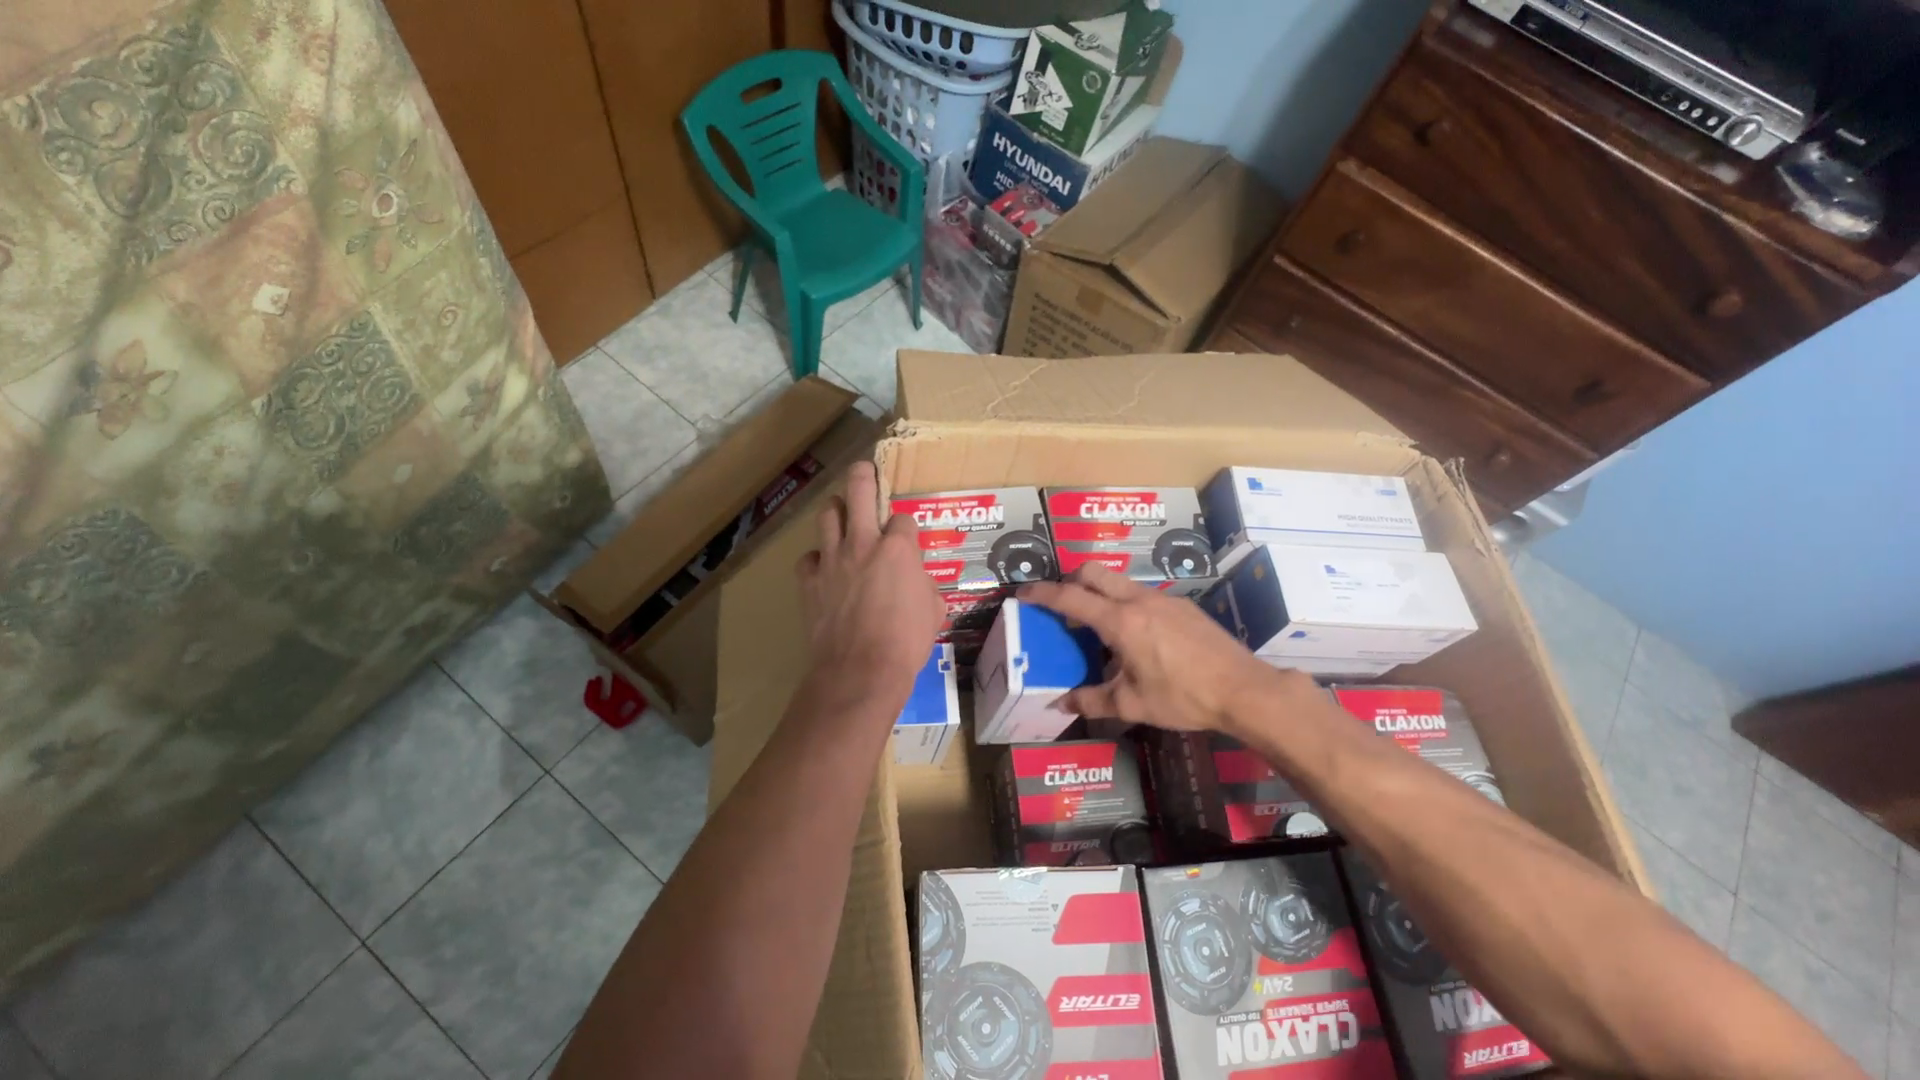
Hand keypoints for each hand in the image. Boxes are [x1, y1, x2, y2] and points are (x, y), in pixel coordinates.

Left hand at [796, 461, 944, 695]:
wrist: (861, 670)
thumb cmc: (906, 642)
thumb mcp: (934, 611)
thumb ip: (924, 586)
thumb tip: (916, 583)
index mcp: (898, 548)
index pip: (903, 519)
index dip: (906, 528)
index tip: (908, 540)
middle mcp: (862, 543)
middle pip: (859, 490)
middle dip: (863, 475)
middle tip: (864, 471)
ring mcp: (831, 560)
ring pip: (827, 515)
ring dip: (836, 512)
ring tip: (842, 517)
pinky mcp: (809, 581)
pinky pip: (809, 558)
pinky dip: (817, 560)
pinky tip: (825, 569)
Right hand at [1019, 565, 1308, 735]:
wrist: (1243, 689)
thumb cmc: (1183, 697)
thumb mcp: (1132, 705)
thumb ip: (1091, 701)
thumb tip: (1060, 704)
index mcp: (1120, 622)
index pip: (1070, 597)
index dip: (1042, 594)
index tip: (1022, 593)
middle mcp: (1139, 600)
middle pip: (1093, 572)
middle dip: (1069, 581)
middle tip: (1059, 606)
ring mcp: (1164, 599)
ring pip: (1120, 581)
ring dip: (1099, 592)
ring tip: (1094, 625)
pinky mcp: (1183, 606)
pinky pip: (1142, 594)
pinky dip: (1124, 603)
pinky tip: (1132, 636)